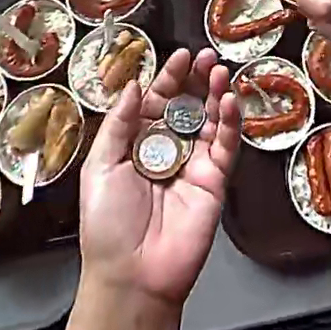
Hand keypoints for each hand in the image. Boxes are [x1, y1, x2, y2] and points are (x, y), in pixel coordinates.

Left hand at [80, 47, 240, 306]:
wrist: (132, 274)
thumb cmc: (108, 220)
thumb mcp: (100, 165)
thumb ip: (119, 123)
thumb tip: (136, 83)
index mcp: (137, 142)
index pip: (157, 101)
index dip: (169, 78)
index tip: (181, 55)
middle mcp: (167, 147)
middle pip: (186, 105)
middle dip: (196, 79)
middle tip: (207, 56)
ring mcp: (193, 162)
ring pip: (209, 120)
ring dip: (215, 94)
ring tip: (219, 71)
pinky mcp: (214, 179)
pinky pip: (225, 145)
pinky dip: (230, 122)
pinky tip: (229, 100)